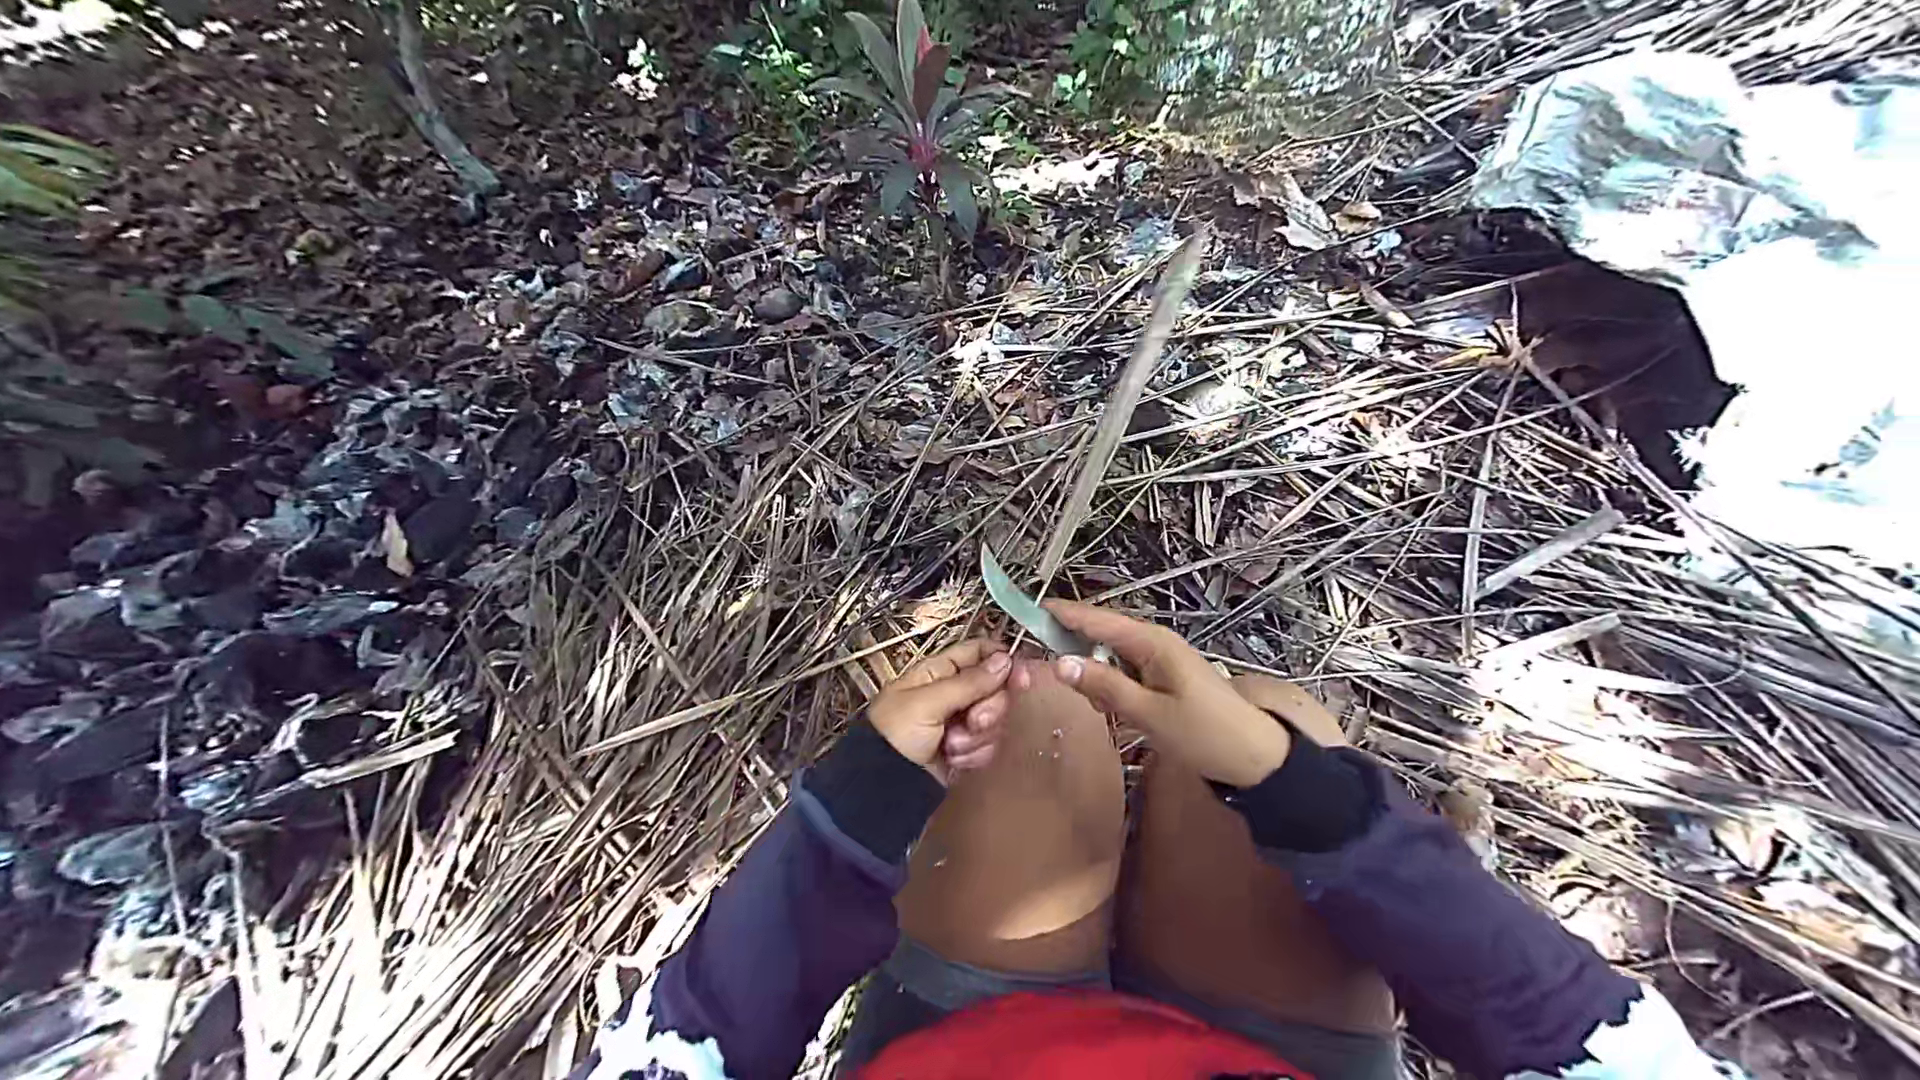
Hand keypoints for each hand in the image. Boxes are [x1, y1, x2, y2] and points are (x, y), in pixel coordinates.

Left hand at [868, 638, 1026, 782]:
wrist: (883, 784)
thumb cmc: (894, 735)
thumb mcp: (927, 702)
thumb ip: (968, 682)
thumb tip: (1004, 659)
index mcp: (939, 671)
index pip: (979, 652)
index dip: (1002, 660)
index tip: (1019, 675)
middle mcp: (954, 693)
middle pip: (995, 687)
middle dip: (989, 708)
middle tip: (972, 721)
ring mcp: (961, 721)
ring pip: (995, 718)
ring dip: (978, 736)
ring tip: (952, 745)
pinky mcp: (967, 748)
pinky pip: (990, 744)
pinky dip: (975, 754)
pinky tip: (955, 760)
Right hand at [1044, 600, 1290, 787]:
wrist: (1258, 758)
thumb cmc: (1206, 733)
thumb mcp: (1149, 713)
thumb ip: (1104, 687)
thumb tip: (1060, 663)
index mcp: (1151, 642)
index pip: (1095, 619)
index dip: (1061, 614)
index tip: (1025, 612)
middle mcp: (1152, 642)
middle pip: (1099, 632)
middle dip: (1069, 643)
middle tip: (1041, 659)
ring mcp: (1158, 659)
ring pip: (1108, 654)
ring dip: (1091, 670)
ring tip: (1088, 697)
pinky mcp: (1161, 676)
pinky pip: (1122, 670)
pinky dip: (1107, 684)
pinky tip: (1108, 705)